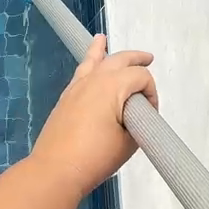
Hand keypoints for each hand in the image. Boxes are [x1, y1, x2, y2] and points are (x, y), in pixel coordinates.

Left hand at [29, 34, 156, 195]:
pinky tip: (88, 62)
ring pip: (93, 60)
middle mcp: (94, 79)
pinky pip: (80, 72)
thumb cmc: (96, 156)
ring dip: (103, 50)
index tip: (150, 115)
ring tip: (103, 39)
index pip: (141, 77)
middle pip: (119, 60)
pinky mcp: (66, 97)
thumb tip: (135, 113)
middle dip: (136, 59)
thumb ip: (138, 121)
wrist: (56, 169)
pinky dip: (87, 62)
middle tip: (148, 58)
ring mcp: (77, 86)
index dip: (151, 93)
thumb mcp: (129, 141)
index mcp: (112, 86)